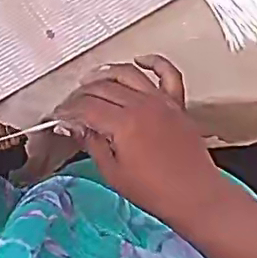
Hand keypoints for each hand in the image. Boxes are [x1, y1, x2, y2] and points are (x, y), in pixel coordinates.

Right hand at [50, 56, 243, 226]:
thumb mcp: (113, 172)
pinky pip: (168, 74)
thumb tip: (76, 127)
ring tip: (90, 80)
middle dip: (79, 95)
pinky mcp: (177, 104)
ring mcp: (161, 102)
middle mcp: (142, 106)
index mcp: (124, 124)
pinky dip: (154, 62)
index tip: (60, 117)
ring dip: (105, 73)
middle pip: (102, 88)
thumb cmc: (155, 192)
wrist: (196, 197)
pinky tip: (140, 60)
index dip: (68, 111)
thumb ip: (92, 144)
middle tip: (70, 106)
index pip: (86, 107)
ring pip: (127, 73)